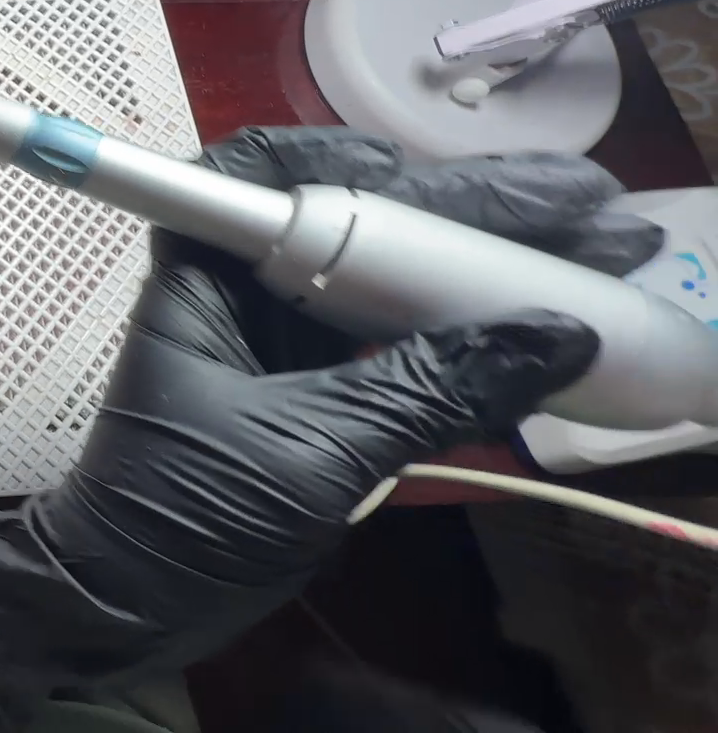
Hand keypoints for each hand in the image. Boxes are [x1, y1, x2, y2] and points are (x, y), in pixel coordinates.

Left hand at [0, 128, 664, 724]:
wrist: (138, 587)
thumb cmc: (186, 509)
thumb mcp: (307, 448)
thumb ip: (422, 390)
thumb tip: (552, 331)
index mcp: (199, 285)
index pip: (237, 182)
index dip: (312, 154)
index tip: (401, 162)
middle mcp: (236, 296)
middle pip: (337, 222)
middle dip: (451, 208)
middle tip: (585, 206)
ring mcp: (276, 341)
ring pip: (374, 276)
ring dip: (476, 263)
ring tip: (603, 249)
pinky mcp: (311, 386)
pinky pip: (389, 336)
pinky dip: (462, 328)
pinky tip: (546, 321)